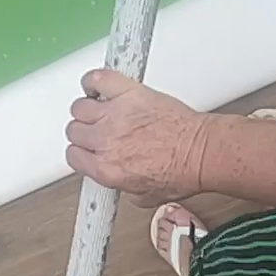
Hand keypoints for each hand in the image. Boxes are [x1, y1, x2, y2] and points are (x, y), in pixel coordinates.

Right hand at [64, 69, 217, 204]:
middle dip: (86, 131)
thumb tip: (119, 179)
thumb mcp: (145, 196)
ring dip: (89, 108)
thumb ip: (122, 186)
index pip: (73, 156)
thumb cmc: (182, 171)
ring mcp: (115, 115)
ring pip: (80, 107)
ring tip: (103, 110)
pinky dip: (93, 81)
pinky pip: (97, 79)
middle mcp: (106, 141)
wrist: (201, 152)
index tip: (89, 148)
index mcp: (106, 169)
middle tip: (99, 130)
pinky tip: (100, 87)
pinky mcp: (128, 93)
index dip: (81, 151)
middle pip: (74, 130)